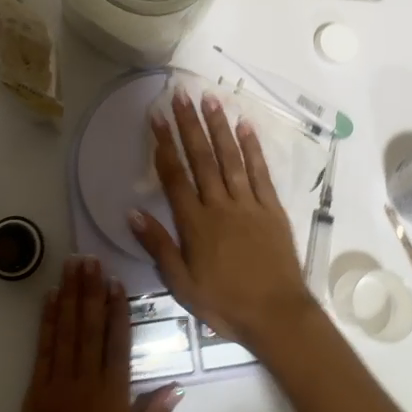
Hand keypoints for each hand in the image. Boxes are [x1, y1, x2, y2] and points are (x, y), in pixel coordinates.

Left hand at [4, 256, 181, 411]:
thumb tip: (177, 386)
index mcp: (112, 397)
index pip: (118, 344)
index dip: (118, 310)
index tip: (117, 281)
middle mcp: (85, 383)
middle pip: (90, 328)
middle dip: (91, 290)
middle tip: (91, 258)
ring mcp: (58, 383)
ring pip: (67, 330)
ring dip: (70, 295)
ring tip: (72, 264)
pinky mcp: (36, 389)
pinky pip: (44, 348)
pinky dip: (47, 320)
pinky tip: (51, 297)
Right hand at [130, 90, 317, 348]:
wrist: (278, 315)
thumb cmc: (226, 304)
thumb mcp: (182, 284)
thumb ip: (158, 246)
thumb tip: (133, 212)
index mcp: (195, 224)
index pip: (175, 176)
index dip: (163, 144)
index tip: (155, 117)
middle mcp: (220, 205)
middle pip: (201, 158)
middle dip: (189, 124)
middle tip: (180, 95)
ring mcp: (248, 204)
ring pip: (229, 158)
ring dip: (218, 127)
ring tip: (210, 99)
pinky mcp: (271, 208)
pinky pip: (260, 172)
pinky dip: (252, 148)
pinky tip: (245, 126)